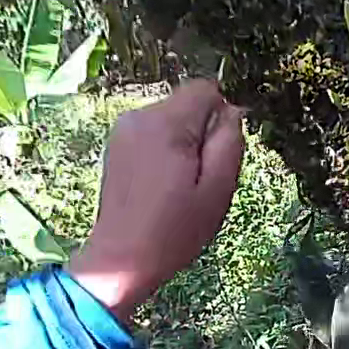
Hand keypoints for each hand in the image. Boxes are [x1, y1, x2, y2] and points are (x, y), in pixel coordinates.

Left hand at [68, 79, 244, 321]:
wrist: (122, 259)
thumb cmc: (176, 230)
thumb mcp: (218, 189)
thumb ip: (230, 142)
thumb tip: (232, 111)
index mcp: (166, 123)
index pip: (206, 90)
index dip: (222, 118)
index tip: (217, 156)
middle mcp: (139, 115)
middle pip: (188, 105)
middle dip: (202, 134)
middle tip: (200, 179)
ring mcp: (123, 130)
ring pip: (171, 120)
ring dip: (184, 145)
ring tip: (180, 186)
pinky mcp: (116, 145)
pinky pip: (153, 134)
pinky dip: (165, 152)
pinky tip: (161, 186)